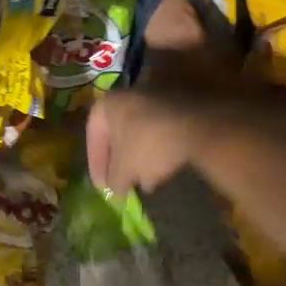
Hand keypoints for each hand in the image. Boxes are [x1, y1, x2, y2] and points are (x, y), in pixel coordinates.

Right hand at [85, 91, 205, 195]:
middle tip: (122, 183)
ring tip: (144, 182)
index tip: (102, 186)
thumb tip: (113, 190)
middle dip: (120, 162)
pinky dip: (156, 150)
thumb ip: (113, 180)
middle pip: (117, 134)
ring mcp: (152, 98)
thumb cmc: (147, 145)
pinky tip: (162, 170)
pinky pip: (157, 131)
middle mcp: (126, 95)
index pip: (92, 137)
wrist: (194, 127)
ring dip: (139, 158)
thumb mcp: (124, 170)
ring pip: (138, 133)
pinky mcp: (174, 106)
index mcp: (106, 105)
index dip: (96, 165)